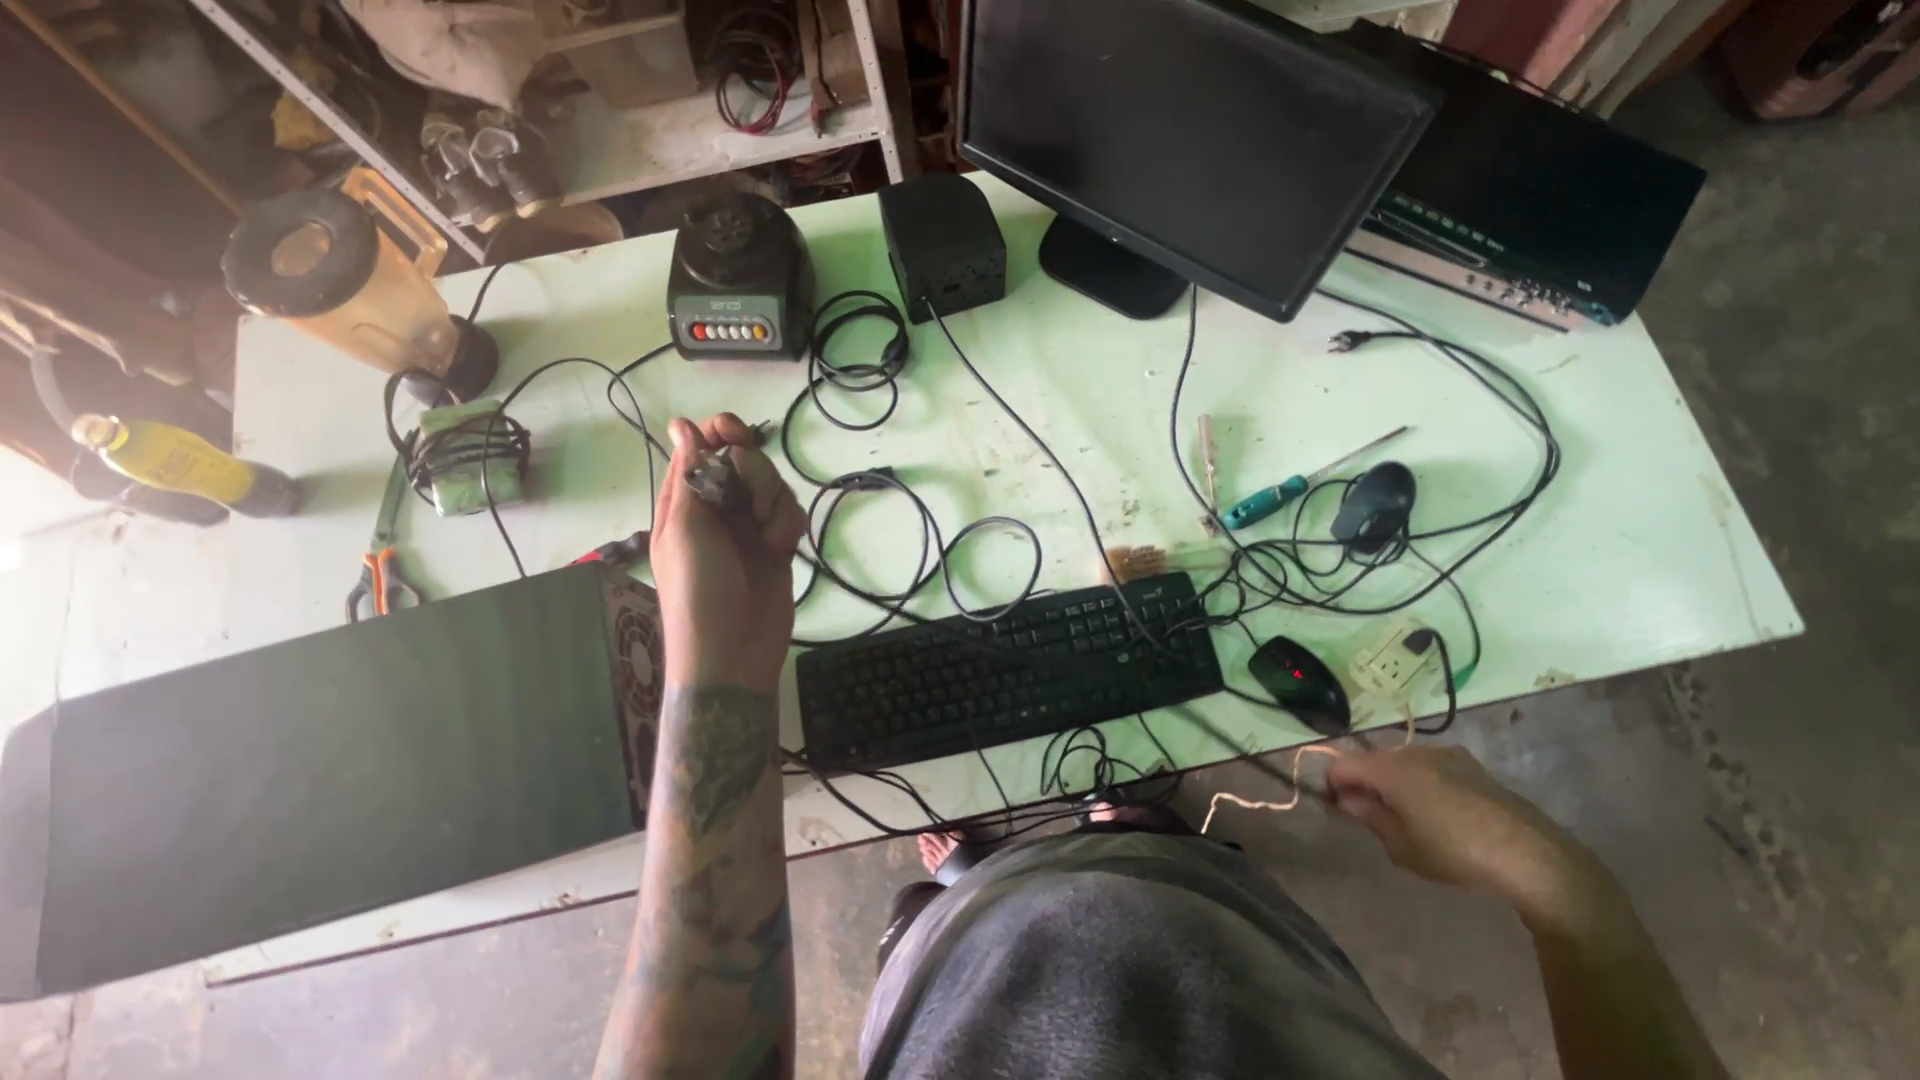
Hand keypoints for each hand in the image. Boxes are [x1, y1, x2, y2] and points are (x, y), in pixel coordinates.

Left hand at [652, 413, 807, 693]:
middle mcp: (717, 508)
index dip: (720, 432)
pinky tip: (782, 547)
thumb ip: (690, 475)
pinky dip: (789, 523)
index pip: (701, 447)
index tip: (738, 436)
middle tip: (753, 504)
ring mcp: (748, 527)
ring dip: (775, 501)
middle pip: (744, 460)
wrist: (732, 653)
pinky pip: (790, 513)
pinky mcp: (776, 545)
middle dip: (755, 474)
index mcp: (685, 502)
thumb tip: (682, 424)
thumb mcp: (684, 530)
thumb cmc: (697, 592)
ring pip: (772, 485)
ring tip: (770, 536)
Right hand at [1326, 745, 1615, 929]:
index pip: (1342, 765)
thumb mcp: (1402, 847)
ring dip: (1394, 783)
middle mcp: (1415, 752)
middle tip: (1371, 819)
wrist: (1534, 857)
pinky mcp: (1473, 767)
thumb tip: (1346, 799)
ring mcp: (1447, 755)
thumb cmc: (1457, 853)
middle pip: (1372, 760)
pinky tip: (1439, 815)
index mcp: (1391, 768)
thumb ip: (1369, 817)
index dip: (1332, 786)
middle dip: (1363, 784)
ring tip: (1407, 819)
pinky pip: (1430, 768)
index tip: (1338, 813)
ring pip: (1402, 763)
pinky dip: (1421, 784)